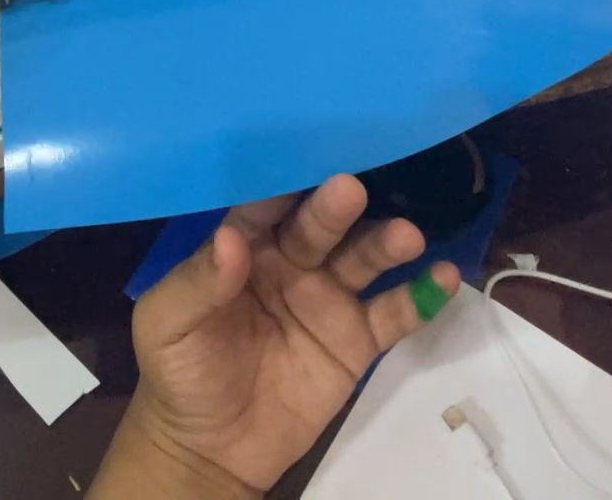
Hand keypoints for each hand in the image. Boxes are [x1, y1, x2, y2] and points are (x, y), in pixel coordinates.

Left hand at [90, 175, 458, 496]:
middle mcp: (290, 261)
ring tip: (407, 235)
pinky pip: (393, 313)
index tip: (301, 161)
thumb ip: (198, 283)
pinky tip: (444, 277)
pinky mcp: (356, 339)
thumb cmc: (179, 371)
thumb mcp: (167, 325)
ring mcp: (327, 297)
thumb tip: (230, 240)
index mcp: (243, 247)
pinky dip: (420, 295)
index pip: (263, 208)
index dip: (280, 187)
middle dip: (334, 208)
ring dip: (384, 244)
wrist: (210, 450)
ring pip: (360, 260)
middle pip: (317, 227)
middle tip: (351, 189)